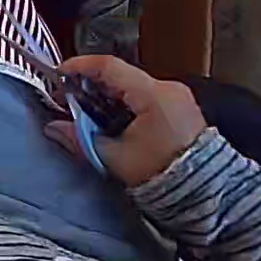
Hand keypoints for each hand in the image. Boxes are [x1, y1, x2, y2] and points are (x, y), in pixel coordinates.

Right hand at [43, 56, 204, 186]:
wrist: (206, 194)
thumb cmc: (161, 174)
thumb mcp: (114, 157)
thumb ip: (81, 138)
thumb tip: (54, 128)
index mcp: (152, 94)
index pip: (109, 66)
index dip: (80, 66)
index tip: (60, 73)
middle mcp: (168, 88)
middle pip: (120, 75)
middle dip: (92, 83)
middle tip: (68, 96)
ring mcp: (177, 96)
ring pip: (132, 85)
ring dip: (108, 94)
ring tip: (87, 109)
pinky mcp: (181, 108)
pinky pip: (146, 95)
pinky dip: (125, 101)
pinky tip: (111, 117)